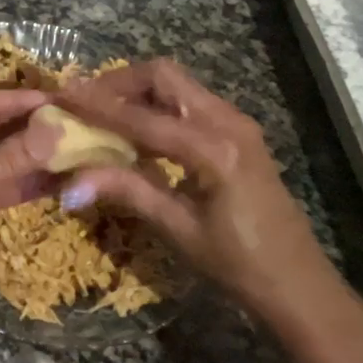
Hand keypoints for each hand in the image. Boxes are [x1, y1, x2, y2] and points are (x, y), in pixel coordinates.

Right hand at [49, 60, 339, 319]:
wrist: (301, 286)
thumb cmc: (241, 265)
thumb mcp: (179, 229)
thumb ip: (127, 191)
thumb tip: (69, 184)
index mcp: (214, 150)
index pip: (142, 116)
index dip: (98, 105)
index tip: (62, 95)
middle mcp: (228, 122)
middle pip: (163, 76)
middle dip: (119, 83)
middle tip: (84, 100)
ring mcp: (237, 122)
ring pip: (176, 83)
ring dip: (137, 90)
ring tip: (102, 112)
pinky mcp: (238, 131)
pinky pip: (188, 100)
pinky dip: (156, 104)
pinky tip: (137, 130)